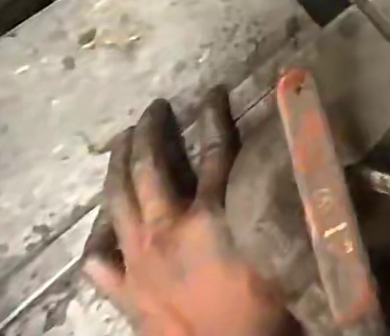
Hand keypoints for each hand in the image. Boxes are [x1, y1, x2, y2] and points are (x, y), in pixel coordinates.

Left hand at [84, 91, 292, 335]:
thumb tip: (289, 153)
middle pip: (150, 168)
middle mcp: (166, 230)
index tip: (213, 91)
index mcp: (208, 214)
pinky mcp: (125, 291)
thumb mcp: (271, 235)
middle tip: (153, 110)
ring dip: (118, 166)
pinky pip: (100, 256)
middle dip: (149, 133)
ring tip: (122, 142)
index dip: (214, 115)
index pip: (213, 148)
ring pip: (118, 202)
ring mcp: (139, 261)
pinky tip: (105, 220)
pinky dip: (100, 232)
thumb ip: (269, 192)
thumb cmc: (262, 297)